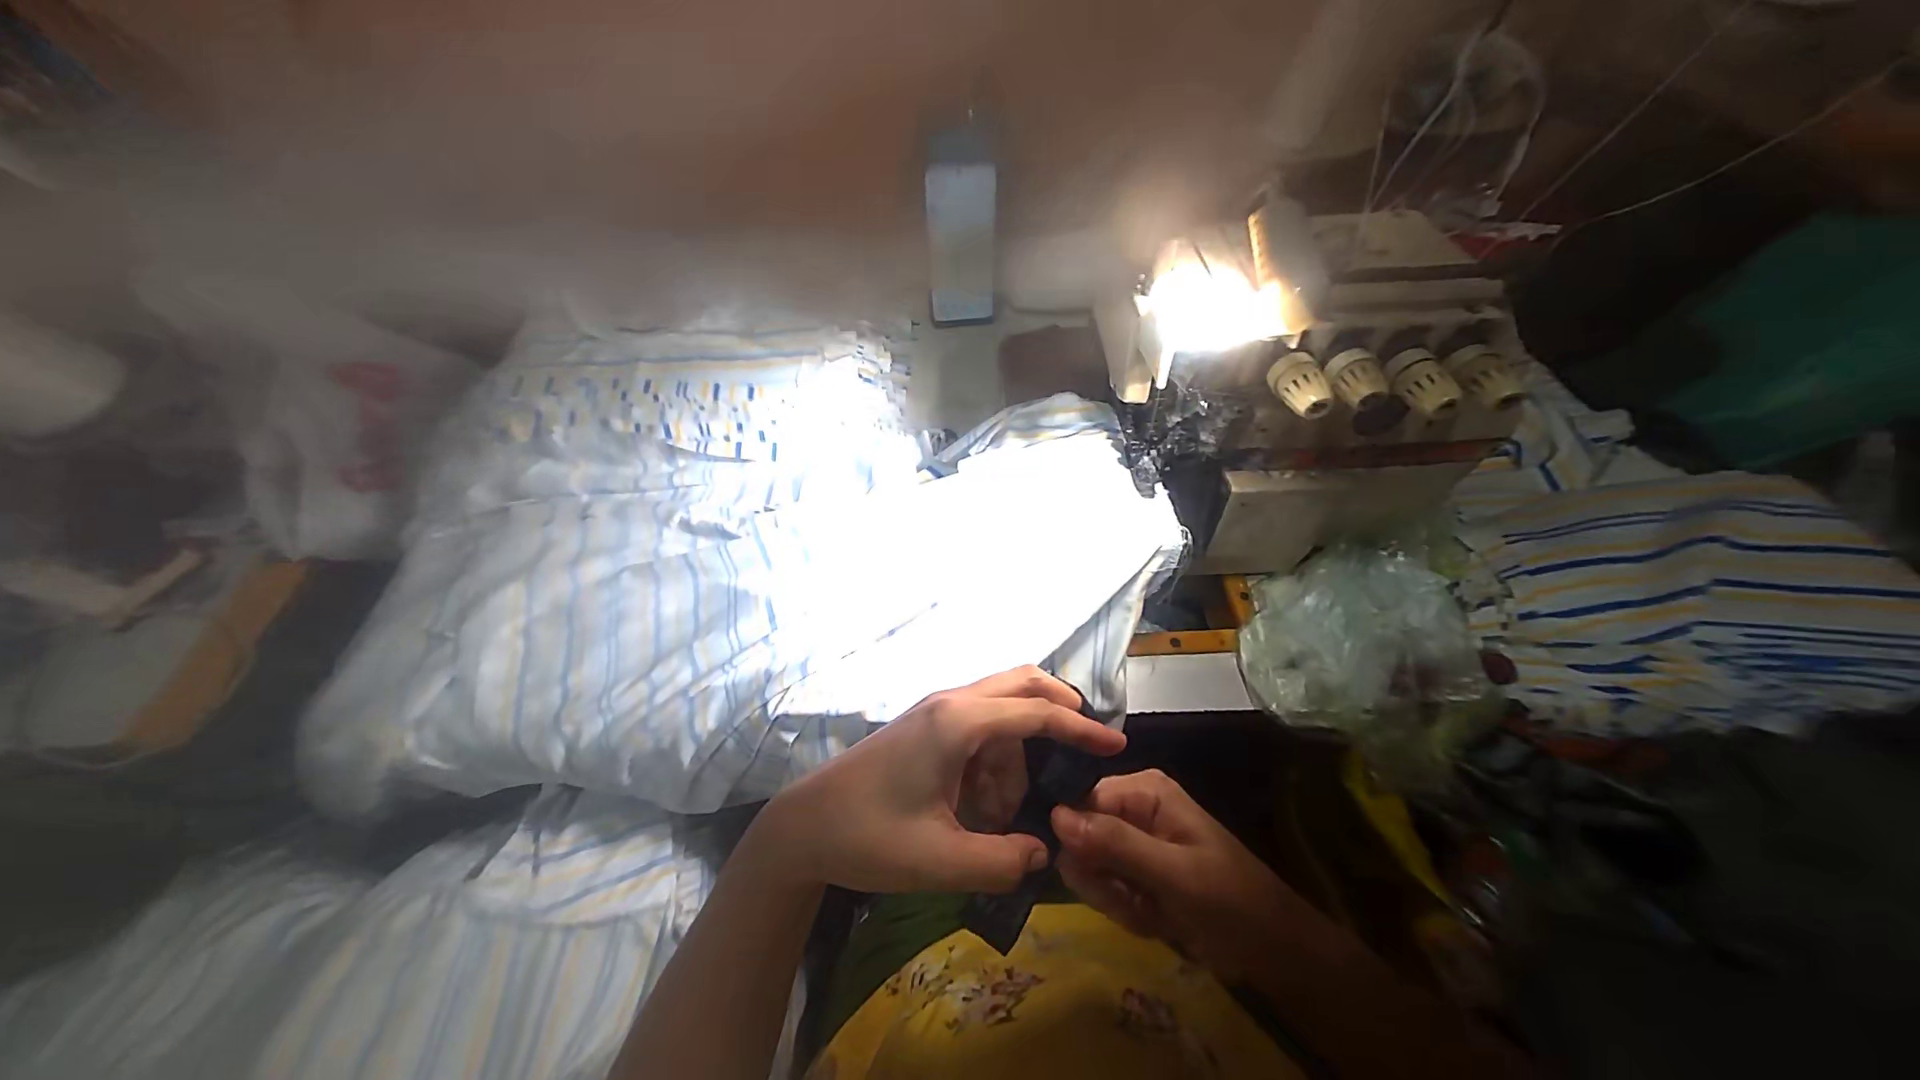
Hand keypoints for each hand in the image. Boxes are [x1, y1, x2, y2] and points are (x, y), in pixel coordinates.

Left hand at [748, 666, 1125, 893]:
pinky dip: (994, 756)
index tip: (1117, 745)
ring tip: (1000, 813)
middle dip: (1058, 709)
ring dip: (1018, 751)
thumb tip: (1044, 851)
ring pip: (1001, 710)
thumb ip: (1002, 861)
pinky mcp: (925, 726)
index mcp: (957, 723)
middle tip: (1082, 750)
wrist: (804, 825)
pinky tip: (978, 805)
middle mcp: (950, 703)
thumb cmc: (869, 838)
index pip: (1035, 712)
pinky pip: (979, 727)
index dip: (1081, 727)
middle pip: (1021, 682)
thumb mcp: (940, 862)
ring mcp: (934, 710)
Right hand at [1052, 769, 1303, 981]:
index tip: (1106, 879)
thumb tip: (1055, 815)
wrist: (1271, 950)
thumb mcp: (1173, 873)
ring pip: (1087, 868)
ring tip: (1153, 914)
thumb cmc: (1230, 902)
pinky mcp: (1132, 870)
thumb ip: (1115, 843)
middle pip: (1078, 839)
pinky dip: (1125, 911)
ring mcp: (1130, 840)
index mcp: (1142, 790)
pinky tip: (1156, 921)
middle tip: (1137, 902)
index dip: (1081, 844)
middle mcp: (1130, 808)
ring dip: (1115, 901)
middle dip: (1103, 881)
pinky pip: (1103, 888)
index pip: (1078, 803)